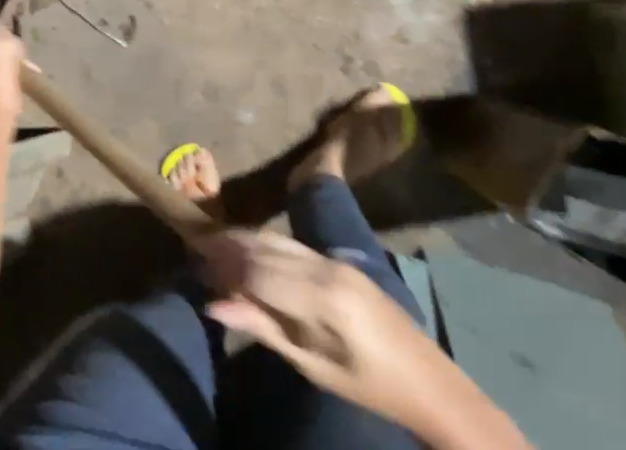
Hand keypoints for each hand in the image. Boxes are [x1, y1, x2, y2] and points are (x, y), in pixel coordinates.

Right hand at [194, 230, 443, 427]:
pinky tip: (249, 254)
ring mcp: (337, 262)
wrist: (431, 383)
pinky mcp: (342, 263)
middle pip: (263, 245)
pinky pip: (293, 245)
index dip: (221, 266)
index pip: (255, 269)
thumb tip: (212, 305)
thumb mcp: (312, 365)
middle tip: (194, 251)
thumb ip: (263, 328)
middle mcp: (327, 269)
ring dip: (243, 240)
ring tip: (214, 248)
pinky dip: (264, 245)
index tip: (195, 268)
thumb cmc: (368, 386)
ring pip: (277, 239)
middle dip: (226, 246)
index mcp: (321, 299)